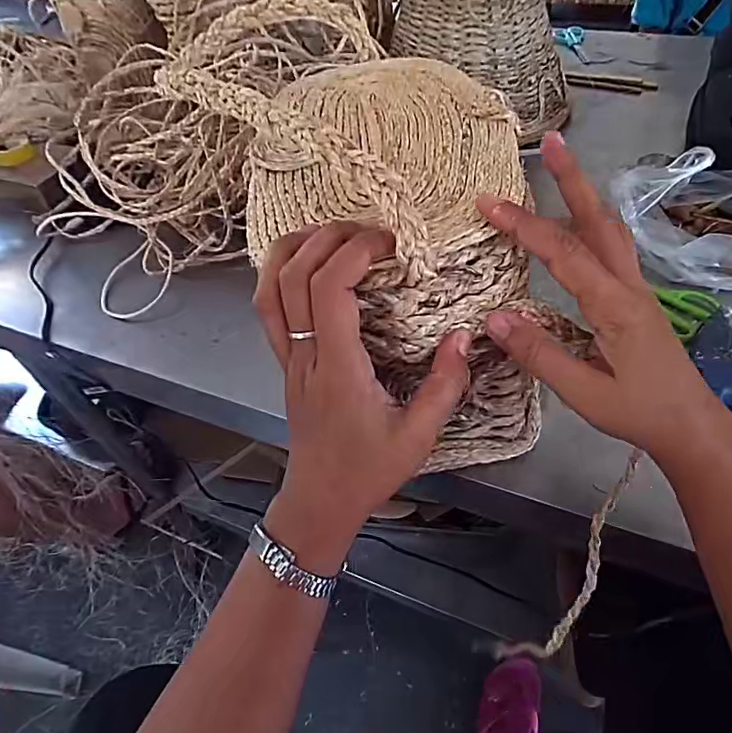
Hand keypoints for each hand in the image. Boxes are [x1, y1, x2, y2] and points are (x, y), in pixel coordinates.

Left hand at [253, 223, 471, 570]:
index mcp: (337, 369)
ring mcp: (287, 357)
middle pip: (293, 276)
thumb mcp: (419, 436)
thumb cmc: (368, 471)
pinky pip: (268, 308)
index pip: (330, 291)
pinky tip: (306, 262)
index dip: (355, 253)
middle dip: (329, 239)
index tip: (390, 245)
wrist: (320, 500)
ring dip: (295, 249)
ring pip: (268, 288)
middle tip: (370, 233)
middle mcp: (304, 355)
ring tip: (332, 232)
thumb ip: (444, 385)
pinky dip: (279, 273)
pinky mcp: (284, 362)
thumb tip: (463, 336)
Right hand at [475, 132, 731, 466]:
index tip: (489, 203)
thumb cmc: (640, 413)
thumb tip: (494, 319)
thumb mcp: (584, 393)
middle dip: (573, 179)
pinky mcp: (639, 299)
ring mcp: (638, 290)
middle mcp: (629, 287)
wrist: (693, 426)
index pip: (563, 253)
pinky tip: (581, 223)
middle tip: (552, 142)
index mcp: (613, 305)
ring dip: (586, 195)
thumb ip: (540, 355)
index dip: (524, 226)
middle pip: (598, 221)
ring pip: (610, 230)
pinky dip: (592, 222)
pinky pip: (614, 248)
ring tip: (564, 168)